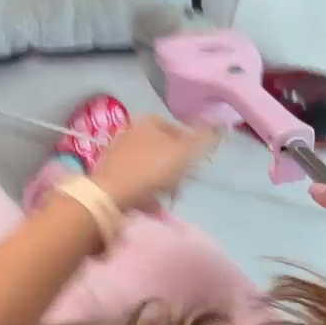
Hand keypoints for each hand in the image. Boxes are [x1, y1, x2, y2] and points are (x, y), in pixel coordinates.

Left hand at [87, 116, 218, 212]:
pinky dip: (144, 189)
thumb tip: (217, 128)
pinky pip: (135, 178)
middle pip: (162, 149)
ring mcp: (117, 150)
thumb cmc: (150, 169)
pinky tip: (150, 203)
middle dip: (174, 168)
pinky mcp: (108, 170)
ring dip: (160, 182)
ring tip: (166, 198)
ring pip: (149, 165)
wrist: (110, 193)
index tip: (195, 168)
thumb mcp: (183, 153)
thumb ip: (202, 140)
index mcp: (149, 121)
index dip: (190, 149)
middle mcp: (131, 130)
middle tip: (181, 186)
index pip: (178, 130)